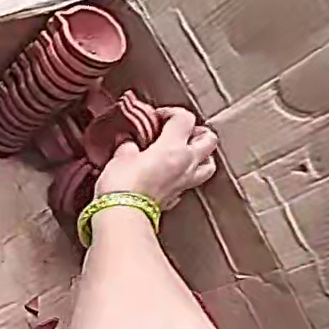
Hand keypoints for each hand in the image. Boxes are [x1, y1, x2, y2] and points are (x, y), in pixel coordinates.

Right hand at [91, 107, 219, 208]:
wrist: (121, 215)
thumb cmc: (122, 187)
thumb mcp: (120, 158)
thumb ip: (128, 147)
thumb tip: (128, 143)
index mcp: (173, 146)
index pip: (184, 119)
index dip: (171, 113)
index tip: (157, 117)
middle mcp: (185, 163)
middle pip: (208, 140)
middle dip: (197, 133)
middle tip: (181, 133)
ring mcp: (182, 184)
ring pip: (208, 165)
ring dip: (201, 157)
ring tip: (187, 155)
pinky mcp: (172, 201)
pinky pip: (187, 186)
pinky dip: (182, 179)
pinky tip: (170, 178)